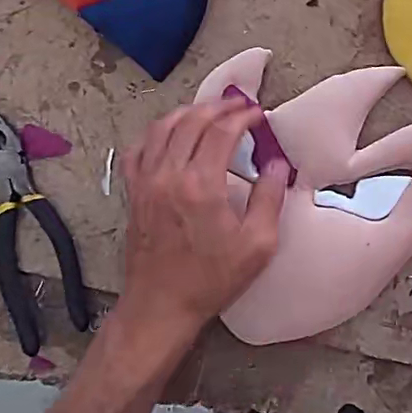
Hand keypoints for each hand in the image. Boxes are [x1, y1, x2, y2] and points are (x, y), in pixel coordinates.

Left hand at [114, 99, 288, 344]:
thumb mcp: (258, 243)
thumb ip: (270, 198)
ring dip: (189, 113)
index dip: (243, 116)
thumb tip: (278, 164)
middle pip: (191, 121)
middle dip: (218, 107)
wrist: (160, 308)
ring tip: (210, 111)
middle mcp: (168, 177)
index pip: (222, 132)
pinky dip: (157, 132)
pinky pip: (138, 149)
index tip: (258, 115)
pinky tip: (171, 133)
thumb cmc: (211, 279)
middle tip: (239, 105)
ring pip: (162, 128)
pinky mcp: (133, 194)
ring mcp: (145, 184)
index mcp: (201, 186)